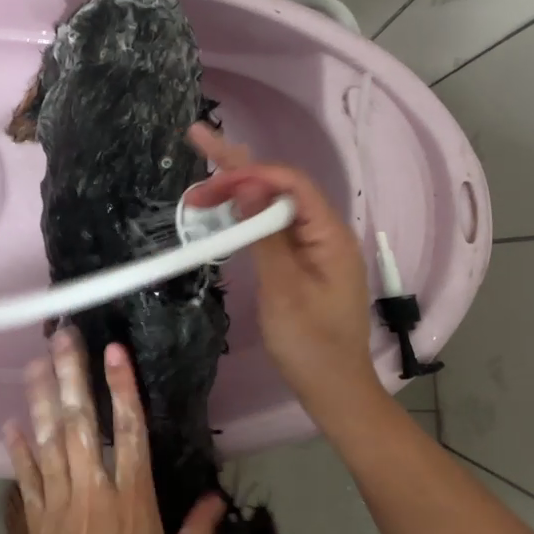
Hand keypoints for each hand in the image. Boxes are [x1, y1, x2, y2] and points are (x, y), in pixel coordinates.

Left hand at [5, 329, 223, 533]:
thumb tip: (217, 497)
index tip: (114, 350)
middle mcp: (93, 493)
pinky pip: (25, 480)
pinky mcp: (35, 525)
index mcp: (132, 501)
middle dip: (72, 377)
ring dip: (41, 400)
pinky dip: (17, 451)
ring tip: (35, 361)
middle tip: (64, 337)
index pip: (129, 432)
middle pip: (80, 425)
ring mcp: (59, 506)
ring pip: (49, 443)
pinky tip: (9, 422)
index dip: (122, 388)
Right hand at [185, 123, 379, 420]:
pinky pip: (274, 225)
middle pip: (280, 186)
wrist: (336, 393)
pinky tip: (226, 203)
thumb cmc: (311, 347)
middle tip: (197, 140)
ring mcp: (314, 247)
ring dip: (239, 189)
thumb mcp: (284, 292)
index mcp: (330, 234)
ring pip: (274, 204)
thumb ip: (265, 237)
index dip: (251, 171)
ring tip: (201, 174)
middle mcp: (324, 232)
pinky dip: (247, 213)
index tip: (213, 177)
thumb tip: (248, 186)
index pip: (290, 184)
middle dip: (239, 168)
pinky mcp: (303, 262)